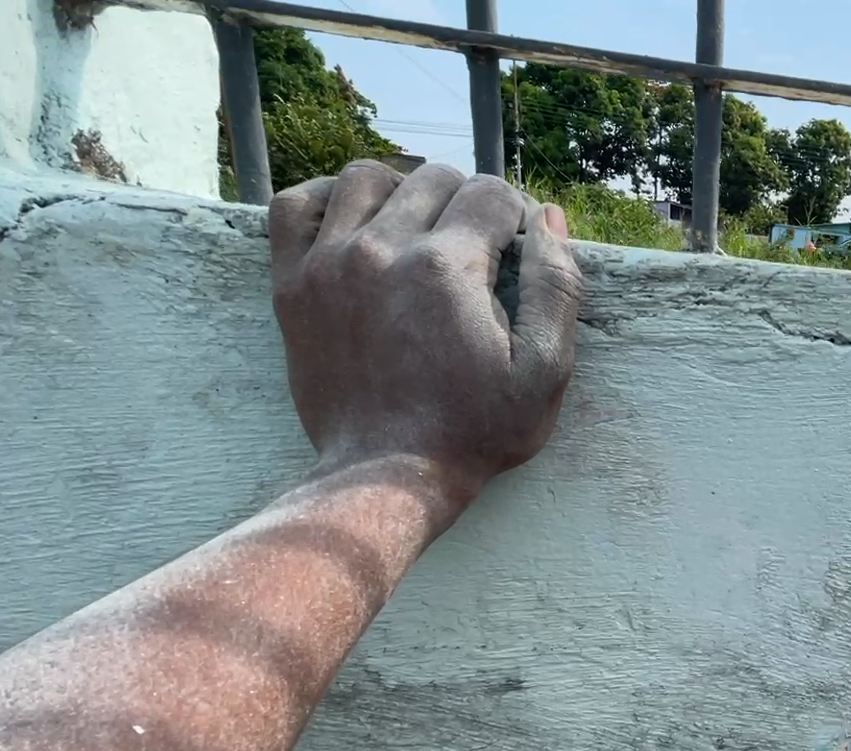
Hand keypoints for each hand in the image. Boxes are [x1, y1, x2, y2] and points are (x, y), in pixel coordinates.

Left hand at [267, 160, 581, 496]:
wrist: (390, 473)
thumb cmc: (478, 430)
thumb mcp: (545, 372)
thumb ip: (556, 290)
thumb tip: (552, 220)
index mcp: (450, 269)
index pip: (492, 195)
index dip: (521, 216)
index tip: (525, 248)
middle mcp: (383, 249)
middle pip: (434, 179)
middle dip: (473, 202)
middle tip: (488, 246)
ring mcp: (329, 262)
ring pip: (368, 177)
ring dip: (409, 192)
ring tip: (430, 230)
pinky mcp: (294, 284)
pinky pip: (297, 203)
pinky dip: (332, 197)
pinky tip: (361, 221)